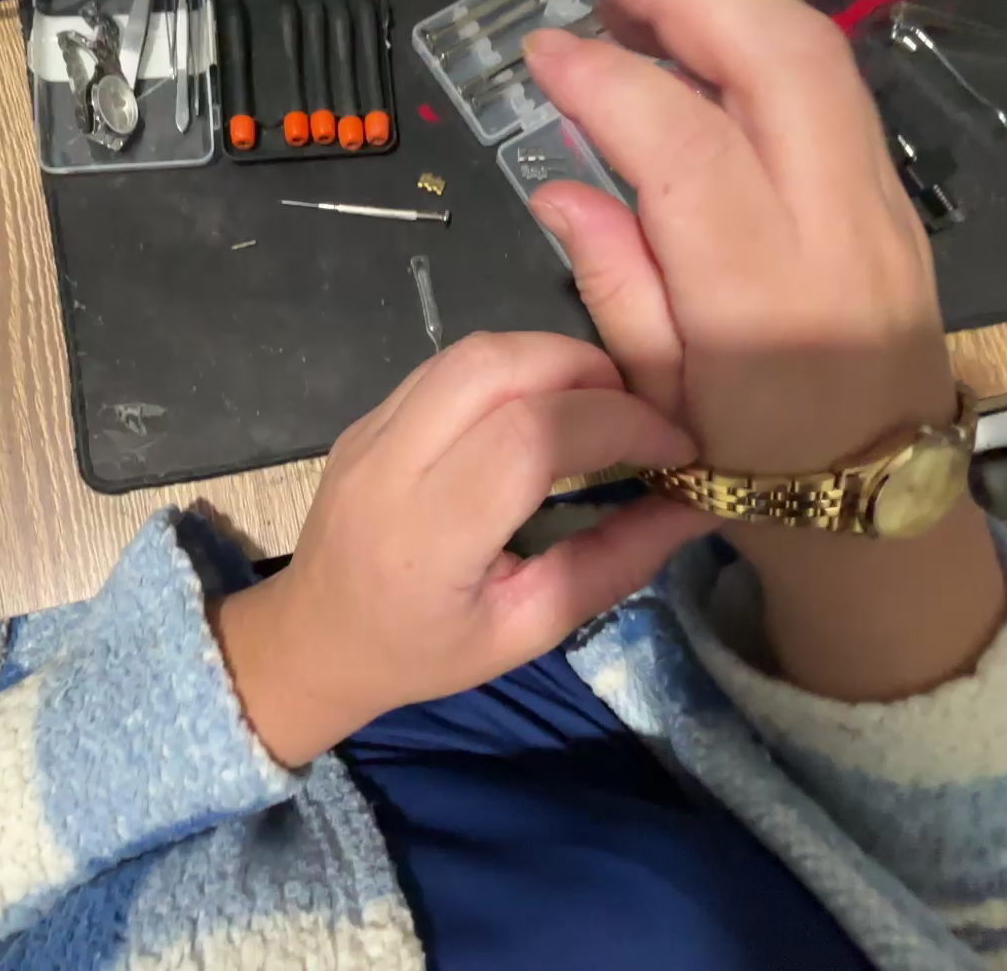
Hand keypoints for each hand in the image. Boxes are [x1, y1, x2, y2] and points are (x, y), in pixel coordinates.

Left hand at [214, 333, 713, 766]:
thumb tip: (693, 508)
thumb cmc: (418, 653)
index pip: (528, 436)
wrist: (313, 638)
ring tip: (596, 403)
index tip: (673, 446)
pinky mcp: (364, 419)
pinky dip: (507, 368)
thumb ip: (609, 566)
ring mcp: (367, 432)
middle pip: (493, 365)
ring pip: (467, 353)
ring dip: (546, 358)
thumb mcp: (523, 632)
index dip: (617, 422)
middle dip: (584, 368)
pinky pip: (443, 368)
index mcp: (426, 535)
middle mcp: (387, 464)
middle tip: (636, 411)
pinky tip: (535, 405)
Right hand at [524, 0, 957, 474]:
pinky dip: (762, 39)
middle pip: (779, 60)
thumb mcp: (653, 400)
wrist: (873, 500)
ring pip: (817, 59)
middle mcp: (835, 228)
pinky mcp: (891, 199)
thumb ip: (614, 284)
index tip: (543, 54)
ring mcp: (881, 205)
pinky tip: (706, 38)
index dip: (608, 84)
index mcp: (758, 295)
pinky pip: (831, 90)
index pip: (684, 148)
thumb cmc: (745, 470)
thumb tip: (561, 189)